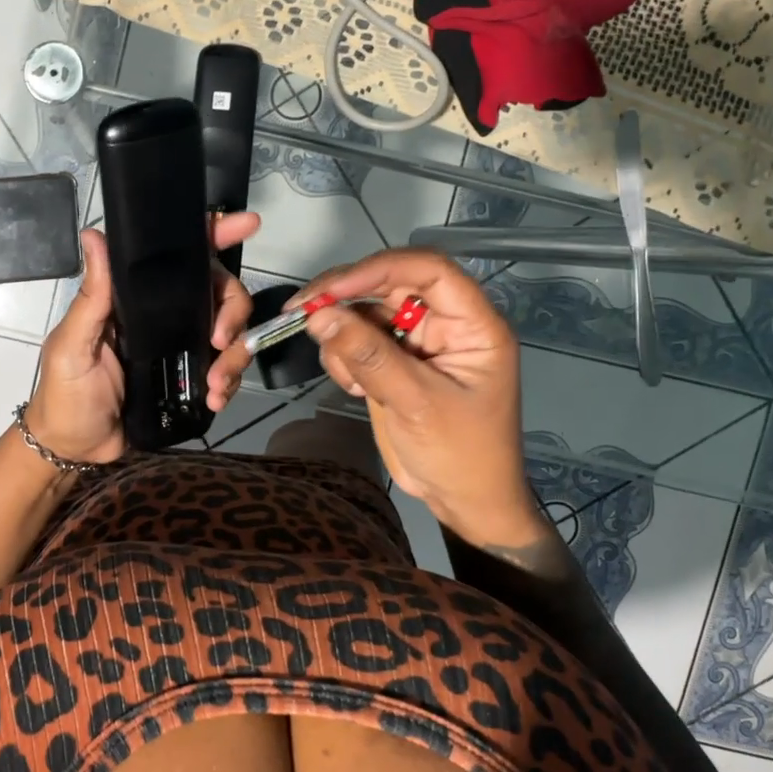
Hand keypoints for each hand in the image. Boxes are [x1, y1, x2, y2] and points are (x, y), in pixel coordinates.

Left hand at [26, 214, 261, 462]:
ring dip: (234, 357)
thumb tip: (94, 234)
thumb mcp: (73, 344)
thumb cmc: (65, 393)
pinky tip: (215, 399)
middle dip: (232, 312)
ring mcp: (181, 348)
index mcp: (136, 299)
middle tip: (221, 341)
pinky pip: (226, 370)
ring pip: (231, 333)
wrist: (75, 449)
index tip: (246, 224)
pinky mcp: (190, 379)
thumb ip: (92, 296)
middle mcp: (164, 316)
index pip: (177, 259)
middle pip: (219, 293)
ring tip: (216, 385)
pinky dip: (229, 382)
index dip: (213, 235)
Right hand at [291, 249, 539, 545]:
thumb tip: (319, 316)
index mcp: (472, 324)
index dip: (380, 269)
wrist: (464, 502)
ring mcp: (414, 340)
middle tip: (300, 311)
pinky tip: (354, 388)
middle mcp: (444, 322)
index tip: (332, 289)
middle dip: (344, 295)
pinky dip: (341, 355)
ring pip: (363, 309)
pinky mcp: (391, 360)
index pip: (429, 271)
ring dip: (339, 331)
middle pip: (388, 282)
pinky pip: (354, 337)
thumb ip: (369, 357)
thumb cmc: (461, 454)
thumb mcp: (417, 404)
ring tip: (346, 376)